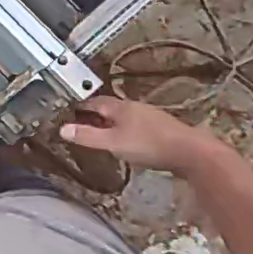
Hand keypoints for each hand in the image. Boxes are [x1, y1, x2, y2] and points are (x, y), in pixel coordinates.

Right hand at [59, 96, 231, 174]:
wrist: (189, 152)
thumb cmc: (149, 145)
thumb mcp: (113, 143)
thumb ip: (88, 136)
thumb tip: (63, 129)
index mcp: (120, 107)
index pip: (95, 101)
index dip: (81, 105)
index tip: (69, 109)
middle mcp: (135, 107)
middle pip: (110, 107)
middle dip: (95, 113)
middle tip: (82, 121)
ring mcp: (150, 117)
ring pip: (124, 116)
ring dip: (111, 122)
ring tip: (101, 131)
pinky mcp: (161, 129)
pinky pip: (136, 125)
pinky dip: (126, 130)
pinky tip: (127, 141)